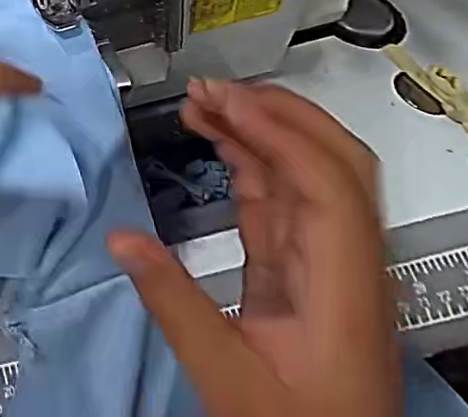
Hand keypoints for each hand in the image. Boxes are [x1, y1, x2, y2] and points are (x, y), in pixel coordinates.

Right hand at [108, 79, 399, 416]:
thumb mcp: (229, 379)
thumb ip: (173, 303)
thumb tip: (121, 239)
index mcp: (346, 287)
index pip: (329, 185)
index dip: (279, 132)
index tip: (224, 102)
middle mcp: (346, 261)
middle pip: (335, 161)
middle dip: (276, 111)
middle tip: (215, 89)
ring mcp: (324, 259)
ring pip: (301, 170)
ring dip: (255, 126)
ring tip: (201, 101)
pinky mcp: (299, 263)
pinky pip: (277, 193)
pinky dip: (247, 156)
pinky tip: (214, 138)